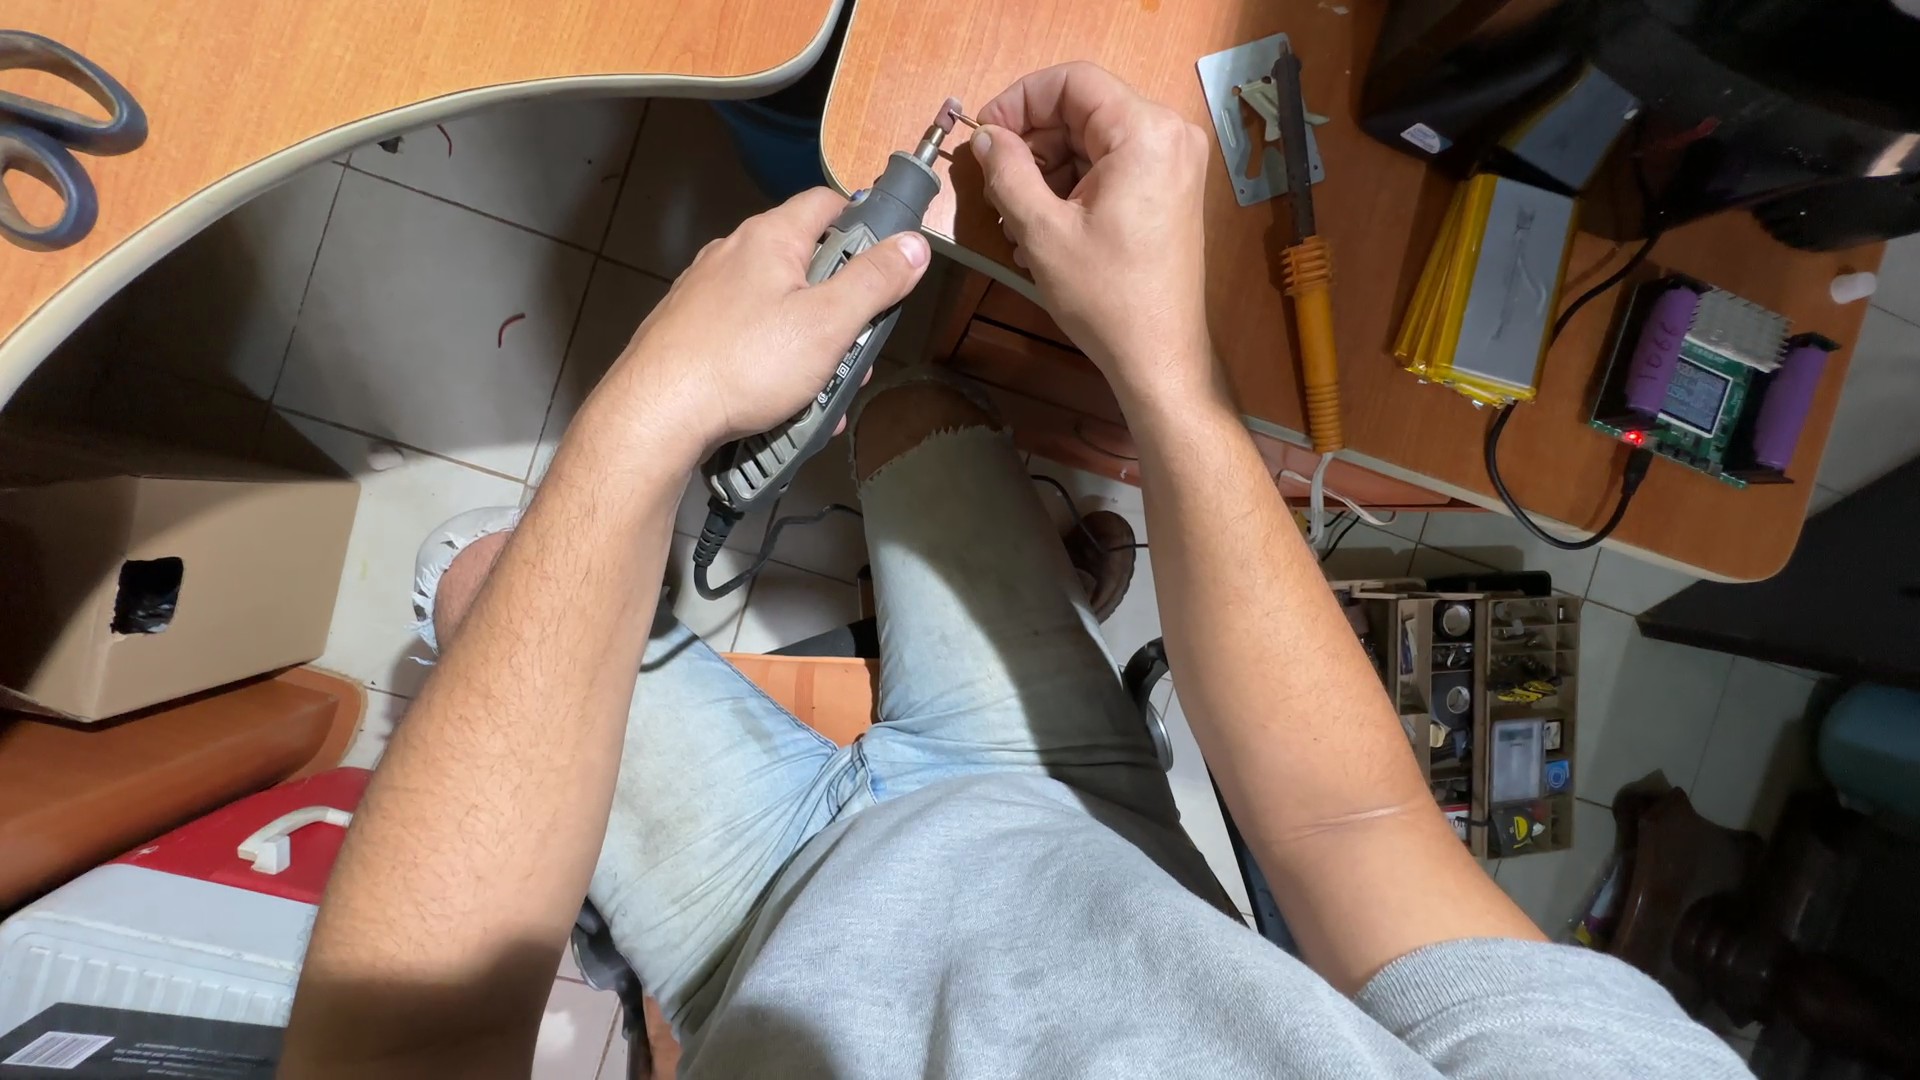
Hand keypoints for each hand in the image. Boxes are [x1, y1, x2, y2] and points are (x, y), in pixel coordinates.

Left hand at [588, 187, 929, 459]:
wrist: (659, 412)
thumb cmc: (749, 361)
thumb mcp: (827, 323)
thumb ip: (874, 282)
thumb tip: (915, 244)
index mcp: (769, 238)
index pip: (827, 203)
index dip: (865, 223)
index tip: (887, 263)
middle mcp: (734, 255)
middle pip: (807, 266)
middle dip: (843, 311)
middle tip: (860, 354)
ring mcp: (708, 295)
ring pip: (780, 311)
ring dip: (813, 349)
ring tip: (825, 395)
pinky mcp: (692, 333)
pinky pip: (751, 340)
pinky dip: (776, 365)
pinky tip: (785, 406)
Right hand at [972, 63, 1216, 402]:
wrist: (1156, 354)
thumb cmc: (1105, 299)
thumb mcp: (1042, 232)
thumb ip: (1008, 173)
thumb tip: (987, 138)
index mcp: (1144, 133)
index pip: (1072, 81)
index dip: (1019, 101)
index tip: (985, 135)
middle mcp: (1168, 136)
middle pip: (1083, 111)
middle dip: (1032, 144)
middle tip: (995, 185)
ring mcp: (1173, 167)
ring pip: (1093, 145)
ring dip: (1047, 174)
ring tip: (1015, 219)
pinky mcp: (1168, 195)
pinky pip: (1110, 172)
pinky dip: (1072, 191)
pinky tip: (1043, 230)